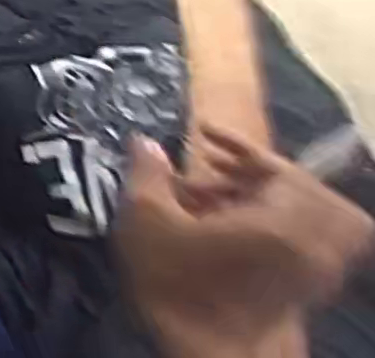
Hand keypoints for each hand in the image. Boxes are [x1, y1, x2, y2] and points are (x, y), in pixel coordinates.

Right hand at [115, 126, 373, 357]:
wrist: (205, 345)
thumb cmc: (174, 275)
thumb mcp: (144, 214)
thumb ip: (149, 173)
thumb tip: (148, 142)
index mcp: (282, 228)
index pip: (291, 176)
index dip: (249, 149)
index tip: (204, 133)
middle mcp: (315, 248)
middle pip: (325, 201)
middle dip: (273, 175)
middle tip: (220, 164)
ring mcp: (316, 271)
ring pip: (319, 221)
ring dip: (270, 196)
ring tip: (207, 192)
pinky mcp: (304, 284)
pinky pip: (306, 239)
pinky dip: (271, 219)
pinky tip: (215, 219)